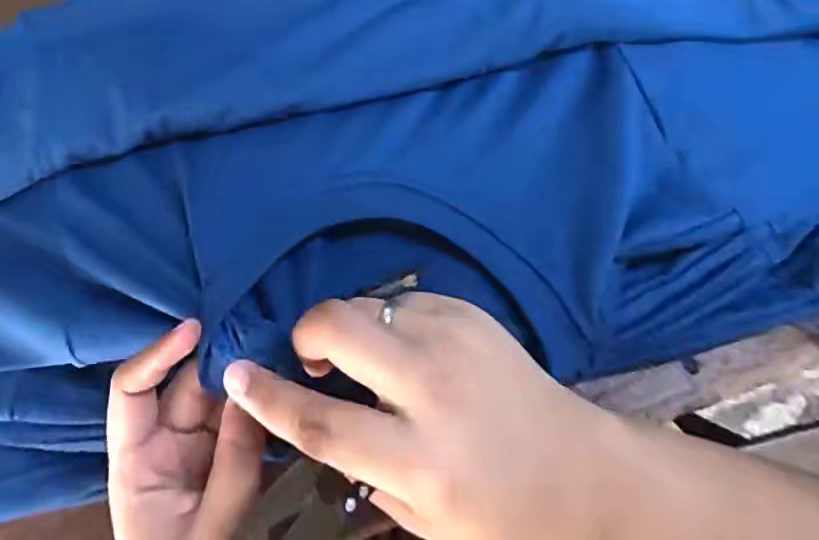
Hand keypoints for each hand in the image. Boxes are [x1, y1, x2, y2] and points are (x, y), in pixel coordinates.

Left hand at [107, 320, 266, 539]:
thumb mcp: (213, 530)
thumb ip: (235, 461)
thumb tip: (250, 382)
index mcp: (136, 463)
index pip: (131, 390)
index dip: (158, 353)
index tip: (197, 327)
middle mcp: (162, 446)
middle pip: (188, 386)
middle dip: (224, 359)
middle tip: (268, 334)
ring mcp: (195, 453)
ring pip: (220, 398)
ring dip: (248, 376)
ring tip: (283, 350)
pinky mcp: (225, 461)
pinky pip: (241, 420)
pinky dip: (260, 400)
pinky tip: (285, 380)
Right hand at [219, 293, 633, 539]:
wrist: (584, 471)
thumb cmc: (504, 515)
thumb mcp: (429, 524)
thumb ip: (368, 473)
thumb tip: (322, 420)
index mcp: (422, 459)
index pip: (324, 421)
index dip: (269, 396)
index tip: (234, 374)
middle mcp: (433, 386)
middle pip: (338, 326)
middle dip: (307, 332)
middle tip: (313, 359)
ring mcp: (453, 336)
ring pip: (366, 304)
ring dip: (351, 329)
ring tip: (371, 363)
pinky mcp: (467, 310)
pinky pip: (401, 301)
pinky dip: (388, 324)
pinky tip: (409, 353)